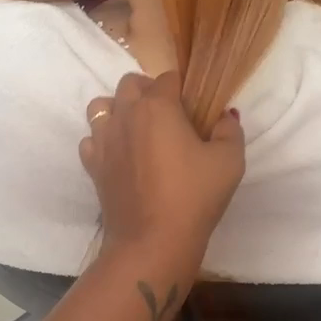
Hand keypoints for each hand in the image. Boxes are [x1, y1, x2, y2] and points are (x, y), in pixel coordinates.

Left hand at [80, 71, 244, 275]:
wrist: (152, 242)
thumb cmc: (193, 197)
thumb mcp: (229, 161)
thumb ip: (229, 130)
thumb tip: (224, 115)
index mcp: (157, 106)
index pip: (168, 78)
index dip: (184, 87)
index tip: (196, 106)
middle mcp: (125, 114)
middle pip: (130, 83)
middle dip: (148, 89)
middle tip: (169, 113)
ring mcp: (104, 139)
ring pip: (102, 106)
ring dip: (118, 108)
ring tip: (138, 128)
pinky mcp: (93, 165)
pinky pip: (91, 139)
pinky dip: (102, 140)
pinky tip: (120, 154)